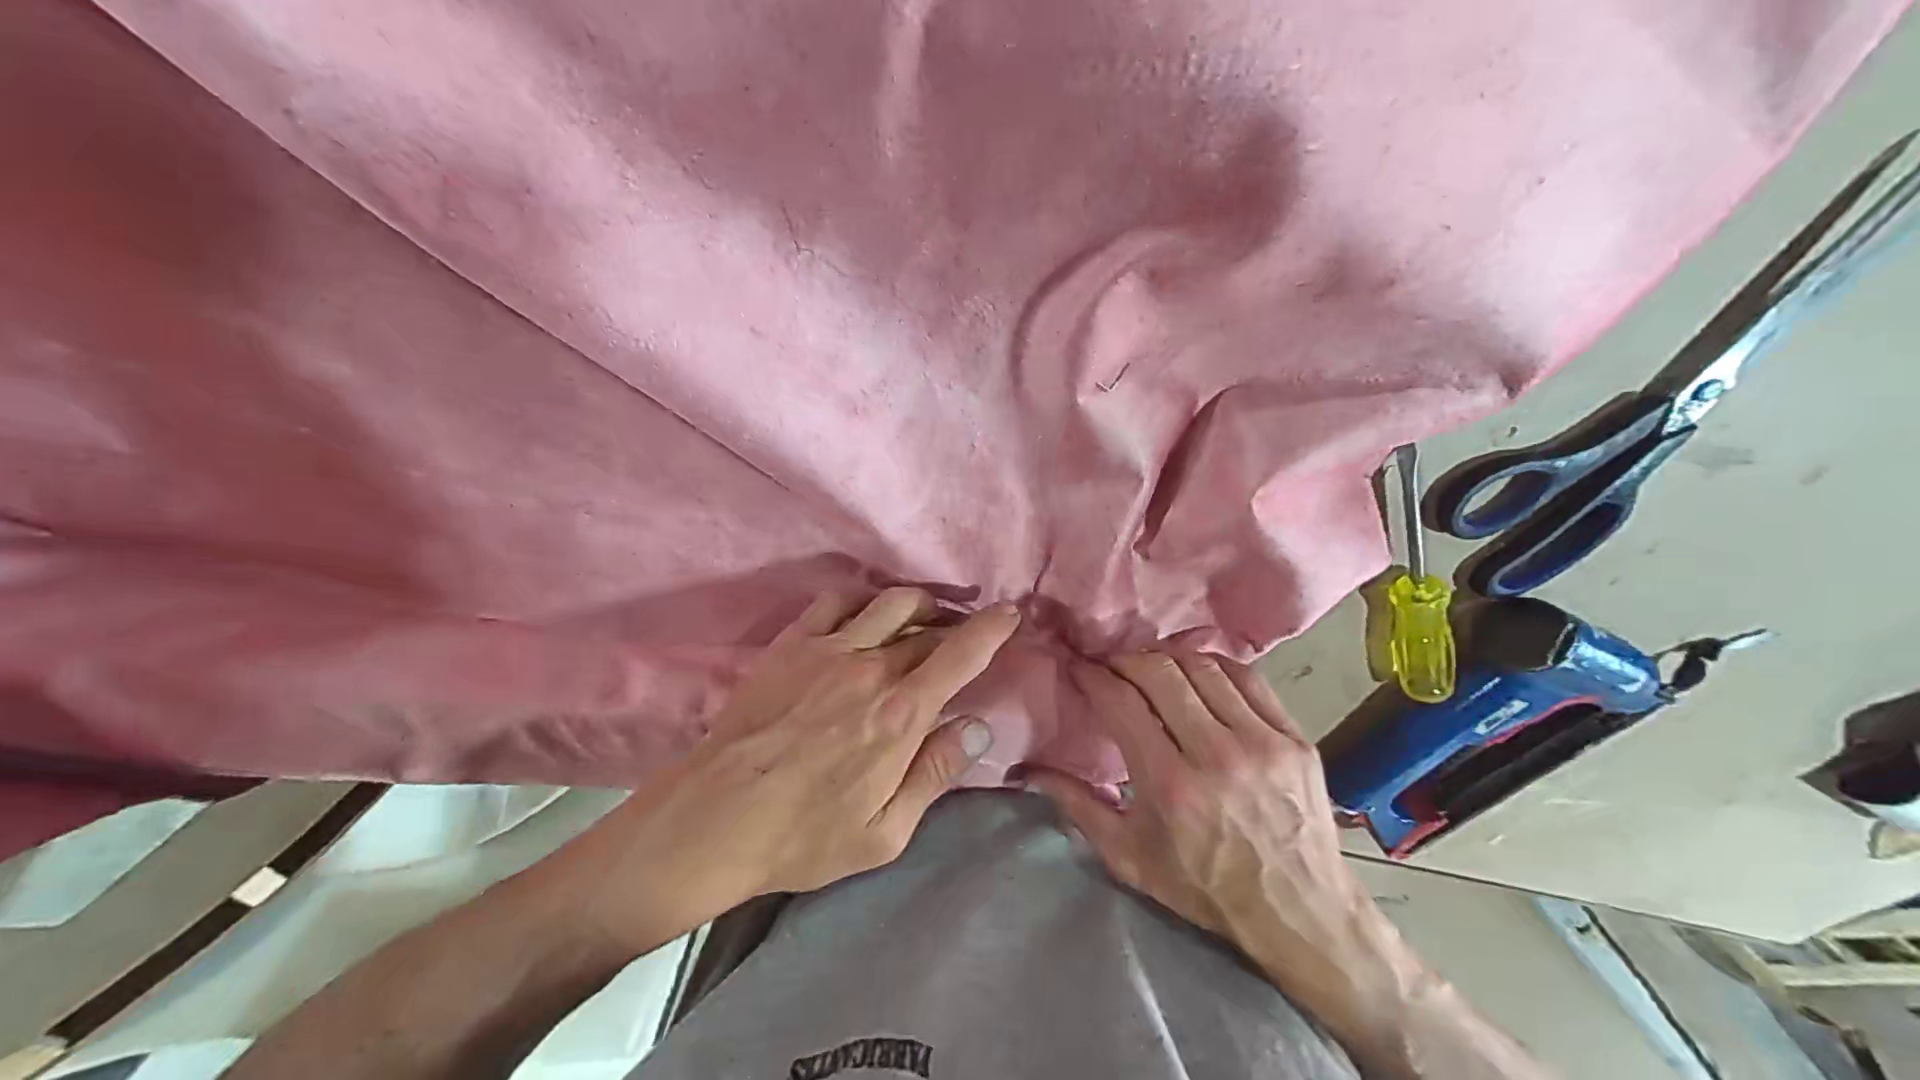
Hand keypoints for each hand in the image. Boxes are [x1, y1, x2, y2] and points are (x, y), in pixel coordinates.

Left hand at [587, 587, 1020, 941]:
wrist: (715, 817)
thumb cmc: (805, 835)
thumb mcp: (885, 832)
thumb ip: (935, 773)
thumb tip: (977, 727)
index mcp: (901, 714)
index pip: (960, 654)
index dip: (991, 629)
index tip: (1010, 612)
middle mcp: (870, 667)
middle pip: (929, 628)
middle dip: (956, 625)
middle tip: (963, 634)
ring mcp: (827, 649)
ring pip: (888, 602)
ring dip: (916, 604)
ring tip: (923, 617)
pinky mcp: (791, 644)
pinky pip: (835, 602)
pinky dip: (862, 602)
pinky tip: (864, 616)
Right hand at [1028, 652, 1418, 1047]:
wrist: (1298, 913)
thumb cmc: (1204, 888)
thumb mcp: (1129, 858)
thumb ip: (1078, 807)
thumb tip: (1029, 772)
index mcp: (1170, 784)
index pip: (1121, 701)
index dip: (1093, 675)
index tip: (1079, 668)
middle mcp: (1216, 753)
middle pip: (1160, 672)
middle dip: (1126, 660)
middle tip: (1112, 667)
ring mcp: (1261, 741)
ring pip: (1203, 667)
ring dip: (1168, 659)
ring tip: (1152, 667)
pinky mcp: (1294, 737)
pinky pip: (1249, 678)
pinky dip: (1215, 666)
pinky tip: (1199, 672)